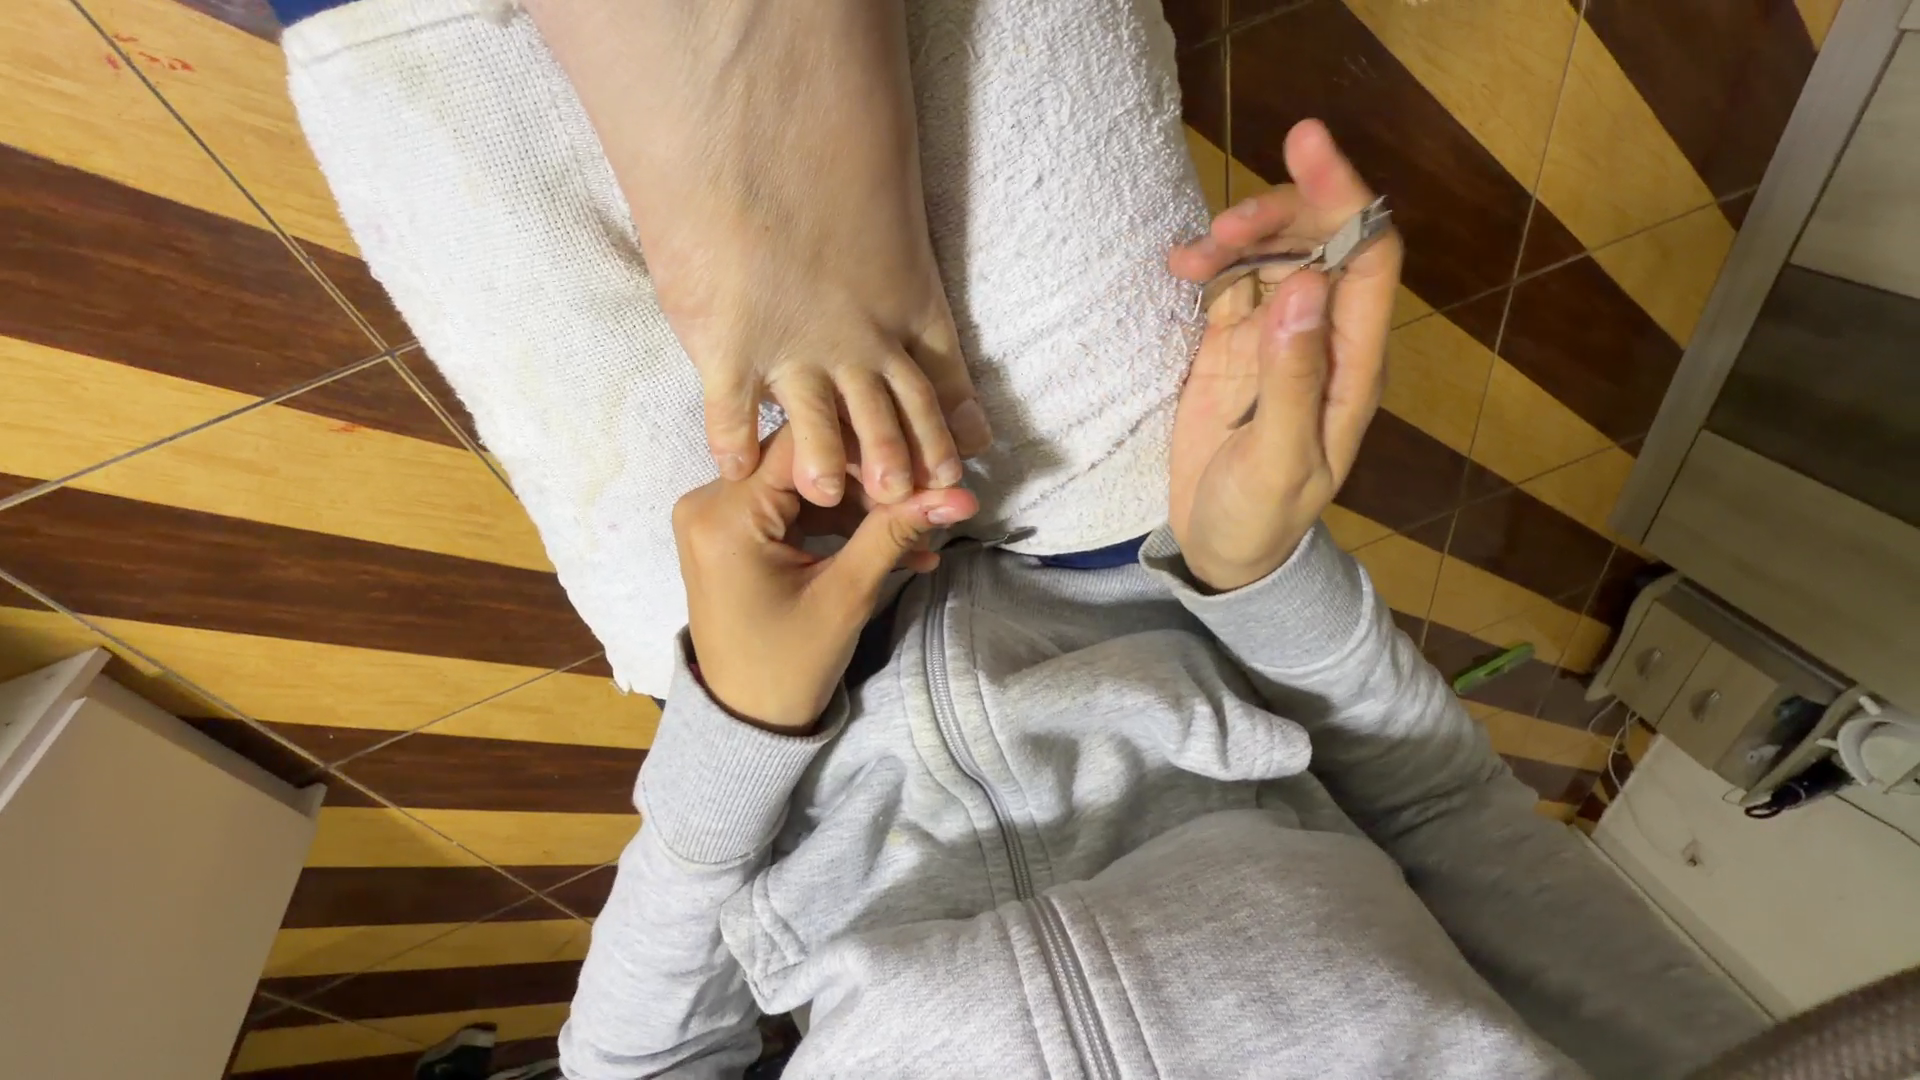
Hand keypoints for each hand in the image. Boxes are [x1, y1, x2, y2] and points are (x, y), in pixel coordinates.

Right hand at [529, 1, 990, 507]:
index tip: (961, 467)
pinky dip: (732, 438)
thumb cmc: (835, 163)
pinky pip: (731, 407)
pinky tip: (733, 468)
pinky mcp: (729, 341)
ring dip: (829, 462)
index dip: (947, 427)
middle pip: (886, 415)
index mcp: (903, 303)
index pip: (935, 381)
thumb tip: (954, 317)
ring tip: (832, 493)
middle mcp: (856, 337)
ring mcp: (794, 344)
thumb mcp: (899, 226)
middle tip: (909, 499)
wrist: (753, 118)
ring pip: (821, 425)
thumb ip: (923, 282)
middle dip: (900, 460)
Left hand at [673, 427, 978, 730]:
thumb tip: (960, 495)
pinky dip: (840, 524)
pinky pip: (795, 509)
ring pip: (807, 483)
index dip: (868, 449)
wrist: (747, 717)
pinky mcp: (735, 531)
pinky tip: (892, 545)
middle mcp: (709, 501)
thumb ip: (895, 533)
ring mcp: (719, 515)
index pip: (803, 445)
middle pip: (805, 461)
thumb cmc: (789, 664)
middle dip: (872, 481)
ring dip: (863, 506)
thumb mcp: (846, 594)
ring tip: (918, 534)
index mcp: (724, 515)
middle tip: (928, 498)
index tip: (922, 470)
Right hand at [1163, 120, 1401, 592]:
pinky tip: (1180, 269)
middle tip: (1220, 230)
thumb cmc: (1260, 518)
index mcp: (1351, 365)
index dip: (1347, 198)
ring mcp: (1273, 340)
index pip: (1368, 259)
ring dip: (1234, 242)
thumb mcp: (1277, 462)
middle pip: (1318, 244)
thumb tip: (1299, 286)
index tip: (1306, 147)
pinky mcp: (1230, 350)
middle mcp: (1320, 338)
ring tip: (1188, 257)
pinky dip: (1207, 270)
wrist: (1221, 546)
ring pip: (1270, 258)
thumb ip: (1292, 381)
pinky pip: (1228, 289)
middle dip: (1279, 217)